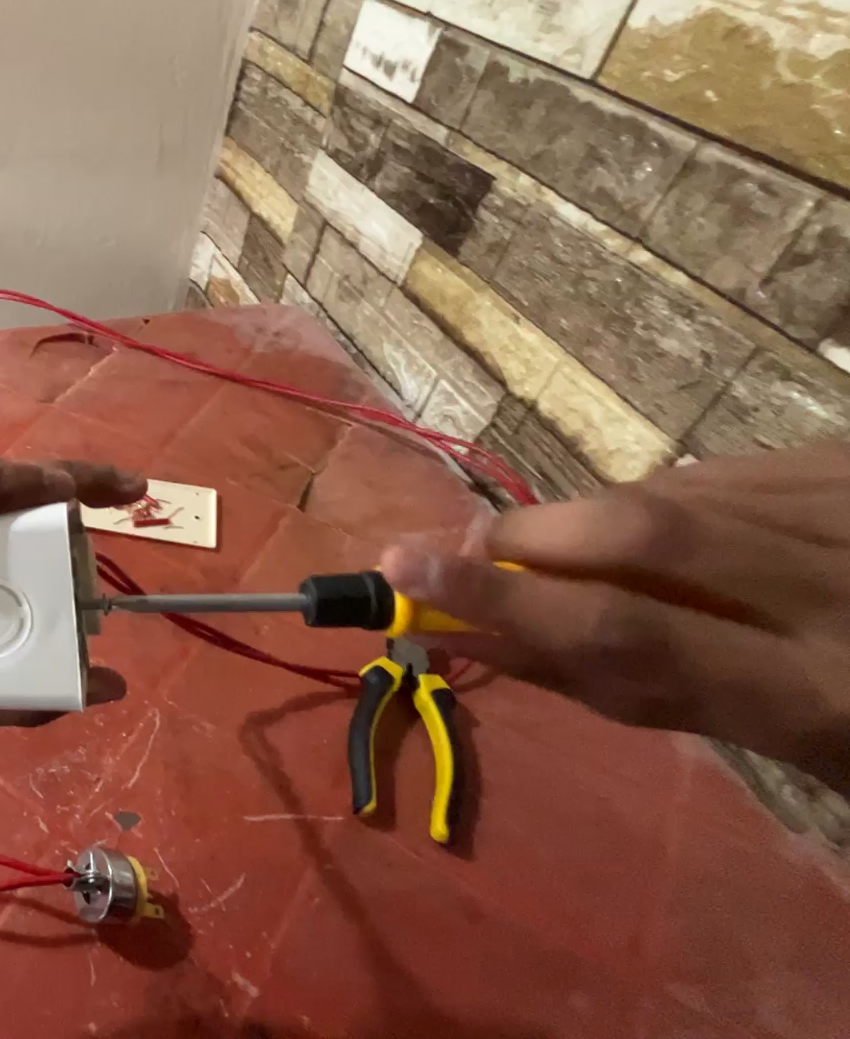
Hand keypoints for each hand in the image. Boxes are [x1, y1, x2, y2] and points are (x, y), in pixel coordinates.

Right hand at [382, 442, 849, 790]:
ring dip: (594, 526)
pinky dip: (661, 501)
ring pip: (659, 494)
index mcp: (808, 695)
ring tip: (610, 563)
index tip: (396, 567)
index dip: (491, 593)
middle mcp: (839, 591)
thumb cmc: (840, 727)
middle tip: (476, 550)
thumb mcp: (725, 730)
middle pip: (632, 530)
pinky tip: (689, 536)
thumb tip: (447, 628)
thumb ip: (587, 676)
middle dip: (526, 536)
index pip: (612, 629)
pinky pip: (706, 471)